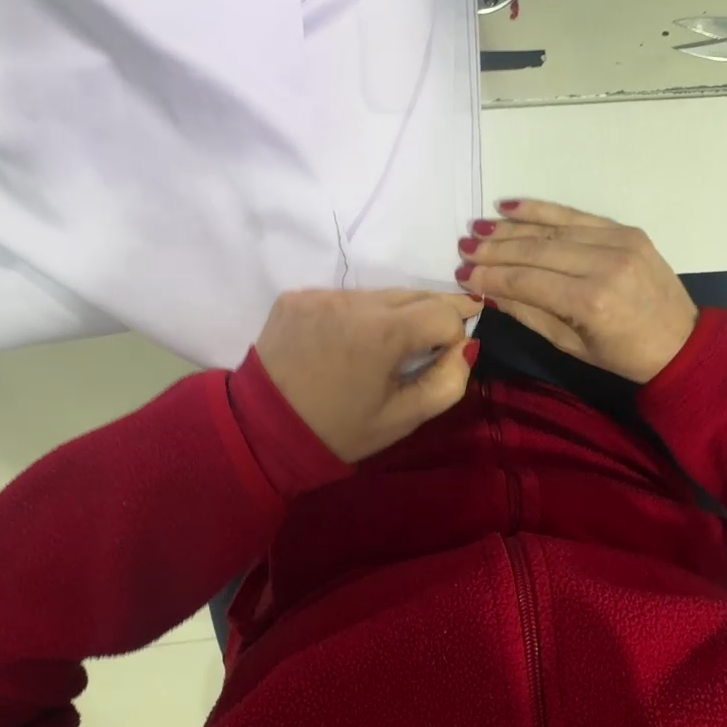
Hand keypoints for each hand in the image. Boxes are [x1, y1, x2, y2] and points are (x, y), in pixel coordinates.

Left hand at [255, 289, 481, 462]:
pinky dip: (354, 316)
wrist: (260, 431)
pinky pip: (343, 298)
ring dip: (391, 315)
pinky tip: (344, 344)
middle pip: (414, 294)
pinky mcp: (296, 296)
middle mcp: (353, 301)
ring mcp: (321, 295)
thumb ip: (448, 381)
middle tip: (434, 343)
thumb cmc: (337, 432)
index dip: (456, 334)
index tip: (450, 355)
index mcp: (384, 332)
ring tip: (382, 349)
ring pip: (378, 295)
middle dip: (431, 316)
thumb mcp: (402, 418)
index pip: (445, 311)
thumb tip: (467, 346)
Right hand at [455, 200, 697, 383]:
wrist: (681, 342)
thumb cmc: (623, 355)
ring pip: (552, 229)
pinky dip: (542, 209)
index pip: (528, 281)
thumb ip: (527, 313)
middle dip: (494, 250)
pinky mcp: (627, 230)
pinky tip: (510, 207)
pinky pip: (576, 215)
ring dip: (511, 228)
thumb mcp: (570, 345)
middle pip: (536, 250)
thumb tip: (486, 290)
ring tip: (478, 228)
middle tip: (463, 248)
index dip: (490, 277)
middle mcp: (605, 265)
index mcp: (592, 303)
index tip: (461, 274)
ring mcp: (619, 242)